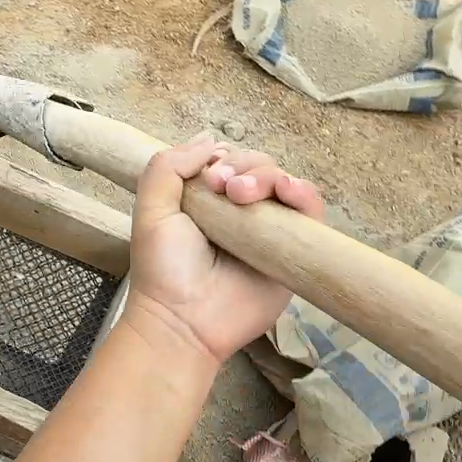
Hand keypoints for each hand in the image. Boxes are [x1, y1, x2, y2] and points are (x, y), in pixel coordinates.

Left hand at [126, 136, 323, 362]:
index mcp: (206, 201)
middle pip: (258, 167)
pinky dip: (303, 192)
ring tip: (243, 195)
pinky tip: (287, 190)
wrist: (183, 321)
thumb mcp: (151, 211)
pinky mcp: (292, 250)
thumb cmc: (163, 269)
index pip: (228, 161)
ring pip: (283, 182)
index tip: (208, 177)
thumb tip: (210, 140)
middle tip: (223, 188)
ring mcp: (267, 230)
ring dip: (267, 176)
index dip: (222, 159)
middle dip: (243, 166)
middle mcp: (238, 213)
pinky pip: (310, 210)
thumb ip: (168, 168)